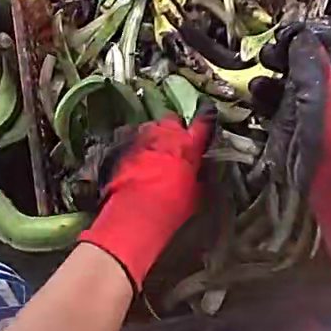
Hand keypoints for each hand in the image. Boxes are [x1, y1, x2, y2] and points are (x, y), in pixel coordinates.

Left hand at [78, 111, 212, 288]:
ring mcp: (141, 138)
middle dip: (172, 129)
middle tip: (174, 145)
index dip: (206, 118)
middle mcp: (165, 134)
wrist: (134, 216)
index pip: (203, 122)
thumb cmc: (171, 208)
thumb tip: (199, 169)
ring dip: (153, 137)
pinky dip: (137, 148)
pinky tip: (136, 162)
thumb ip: (198, 174)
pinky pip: (133, 141)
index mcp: (188, 144)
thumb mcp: (195, 194)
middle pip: (171, 120)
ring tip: (153, 153)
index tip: (208, 114)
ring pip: (150, 128)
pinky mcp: (122, 147)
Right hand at [259, 23, 330, 279]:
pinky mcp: (294, 126)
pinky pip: (278, 104)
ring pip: (289, 81)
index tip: (288, 33)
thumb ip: (309, 57)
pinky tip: (256, 92)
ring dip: (273, 74)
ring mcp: (313, 109)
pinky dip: (266, 96)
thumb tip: (299, 35)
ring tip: (260, 70)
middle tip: (269, 52)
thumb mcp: (322, 87)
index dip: (311, 36)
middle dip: (287, 53)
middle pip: (308, 61)